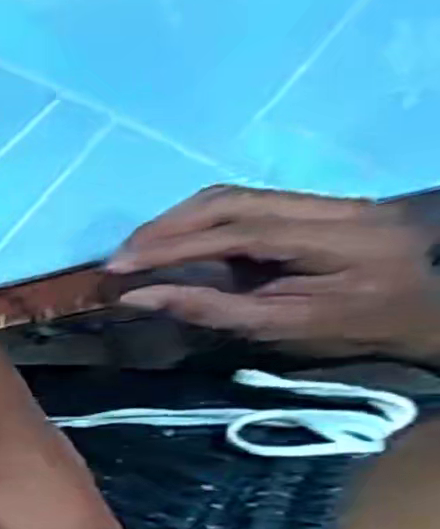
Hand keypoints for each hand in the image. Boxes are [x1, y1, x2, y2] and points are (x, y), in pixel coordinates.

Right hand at [108, 185, 439, 361]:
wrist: (416, 316)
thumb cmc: (345, 332)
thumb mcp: (275, 328)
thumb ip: (206, 309)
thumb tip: (132, 297)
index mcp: (345, 240)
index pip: (242, 232)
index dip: (172, 247)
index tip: (119, 266)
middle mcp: (341, 207)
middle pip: (233, 201)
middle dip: (166, 226)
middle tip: (120, 256)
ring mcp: (328, 201)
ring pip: (232, 195)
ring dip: (174, 221)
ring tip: (134, 250)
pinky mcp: (311, 205)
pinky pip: (240, 202)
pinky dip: (193, 221)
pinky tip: (167, 242)